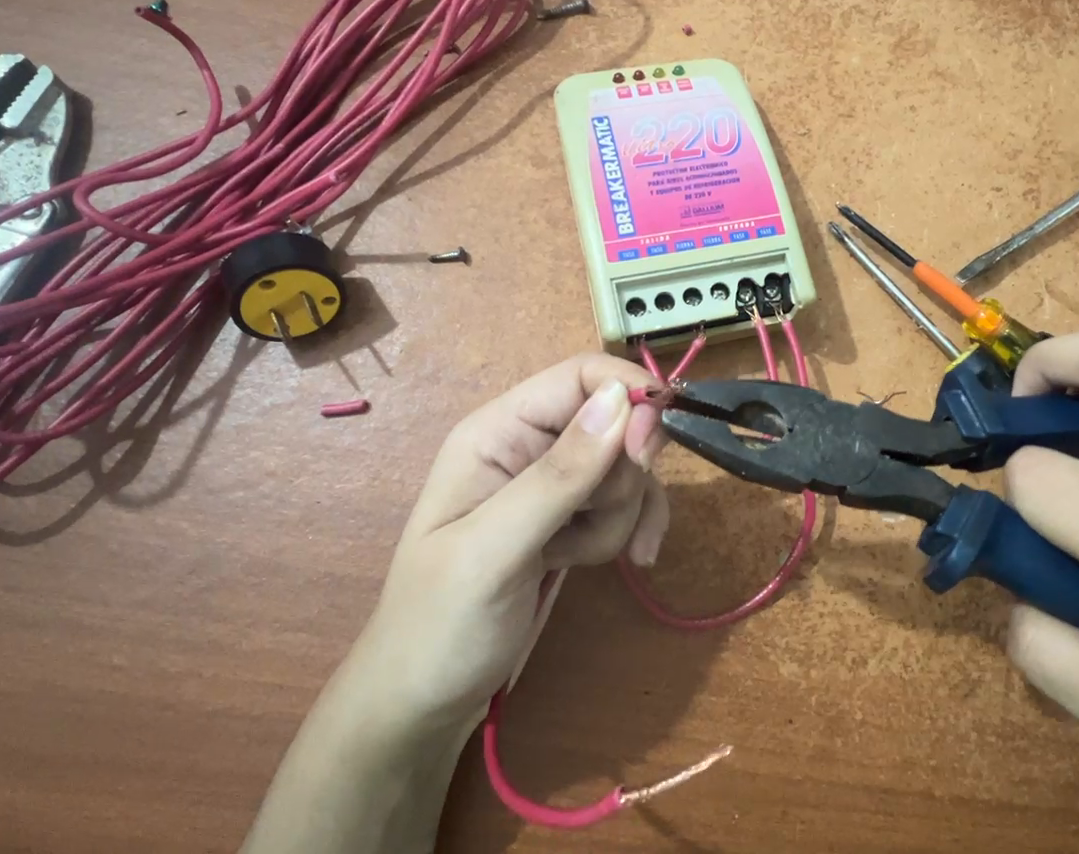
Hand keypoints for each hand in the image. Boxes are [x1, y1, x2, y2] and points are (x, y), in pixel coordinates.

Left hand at [349, 353, 670, 733]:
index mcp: (498, 432)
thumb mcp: (495, 550)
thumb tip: (622, 399)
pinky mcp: (570, 522)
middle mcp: (528, 447)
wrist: (425, 702)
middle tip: (591, 527)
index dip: (628, 397)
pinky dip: (632, 530)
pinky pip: (625, 506)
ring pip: (626, 471)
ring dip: (619, 517)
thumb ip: (559, 474)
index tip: (652, 449)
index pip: (580, 376)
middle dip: (621, 478)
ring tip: (574, 560)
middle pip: (616, 424)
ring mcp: (551, 487)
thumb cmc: (441, 624)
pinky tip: (635, 561)